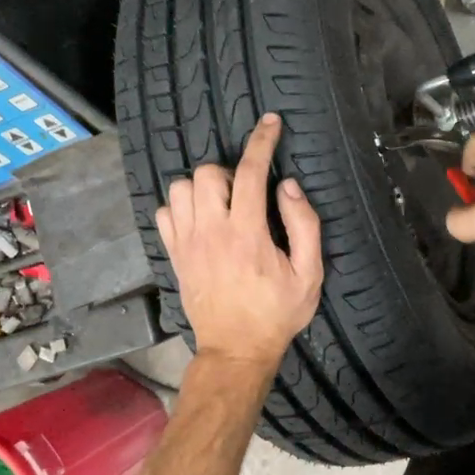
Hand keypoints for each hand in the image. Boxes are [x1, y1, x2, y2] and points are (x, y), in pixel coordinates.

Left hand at [157, 114, 323, 373]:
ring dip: (203, 187)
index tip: (270, 122)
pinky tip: (201, 220)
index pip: (250, 172)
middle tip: (246, 194)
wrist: (236, 351)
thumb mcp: (310, 274)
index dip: (261, 141)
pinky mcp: (174, 255)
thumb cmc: (278, 312)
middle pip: (206, 173)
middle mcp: (211, 233)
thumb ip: (304, 225)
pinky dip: (181, 207)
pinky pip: (164, 212)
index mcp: (247, 234)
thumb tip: (288, 187)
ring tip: (223, 206)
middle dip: (228, 171)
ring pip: (179, 188)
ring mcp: (187, 244)